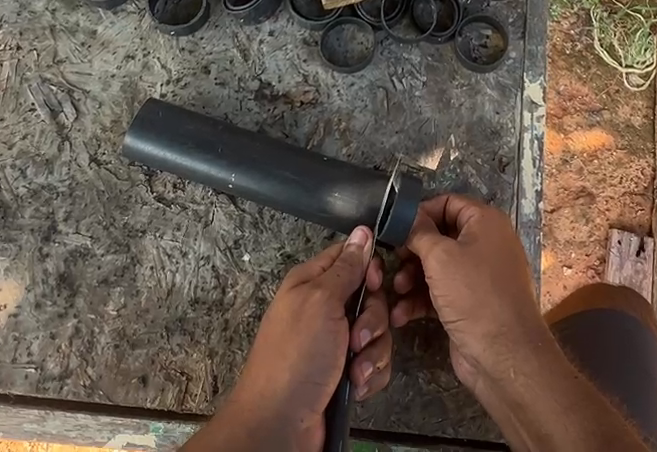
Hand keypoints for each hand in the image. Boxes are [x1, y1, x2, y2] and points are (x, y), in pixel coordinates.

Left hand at [192, 226, 392, 451]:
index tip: (372, 285)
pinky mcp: (346, 371)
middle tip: (357, 338)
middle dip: (373, 319)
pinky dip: (370, 374)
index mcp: (311, 282)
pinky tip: (356, 386)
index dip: (368, 268)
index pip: (350, 256)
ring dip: (374, 352)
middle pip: (370, 296)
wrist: (280, 426)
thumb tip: (362, 230)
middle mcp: (324, 308)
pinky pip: (375, 361)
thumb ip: (346, 267)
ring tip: (356, 371)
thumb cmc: (296, 357)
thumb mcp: (321, 302)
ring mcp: (335, 342)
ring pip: (376, 332)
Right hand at [389, 194, 550, 391]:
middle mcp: (485, 243)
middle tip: (392, 261)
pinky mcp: (471, 303)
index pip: (448, 202)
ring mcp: (479, 275)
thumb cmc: (474, 294)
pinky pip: (442, 292)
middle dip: (413, 251)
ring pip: (438, 266)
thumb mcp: (440, 256)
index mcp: (485, 221)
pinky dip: (422, 300)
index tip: (395, 226)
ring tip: (395, 290)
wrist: (504, 355)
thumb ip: (419, 232)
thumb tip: (408, 217)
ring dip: (412, 278)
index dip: (421, 212)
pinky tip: (401, 314)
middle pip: (440, 236)